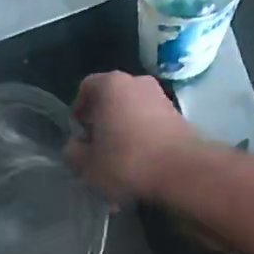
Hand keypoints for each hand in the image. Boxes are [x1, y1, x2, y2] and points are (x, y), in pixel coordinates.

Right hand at [65, 72, 202, 203]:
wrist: (180, 170)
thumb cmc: (126, 162)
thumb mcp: (87, 165)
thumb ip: (73, 153)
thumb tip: (74, 147)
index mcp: (110, 86)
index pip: (86, 88)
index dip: (78, 111)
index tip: (78, 134)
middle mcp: (136, 82)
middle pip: (110, 100)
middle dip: (100, 124)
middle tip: (95, 151)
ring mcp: (159, 97)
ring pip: (130, 114)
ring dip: (121, 134)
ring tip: (116, 164)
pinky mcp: (176, 116)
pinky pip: (148, 125)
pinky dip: (140, 141)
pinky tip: (137, 167)